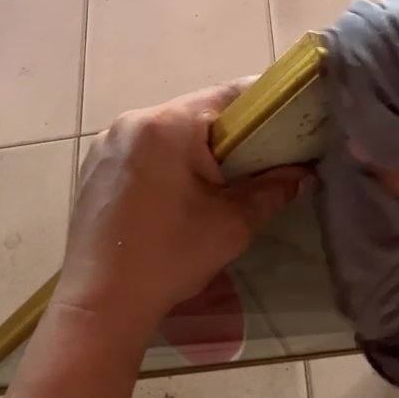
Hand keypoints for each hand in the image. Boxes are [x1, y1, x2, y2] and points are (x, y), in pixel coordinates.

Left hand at [56, 82, 311, 337]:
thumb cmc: (170, 257)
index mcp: (167, 124)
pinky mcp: (94, 166)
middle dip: (229, 135)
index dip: (264, 107)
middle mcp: (132, 121)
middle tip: (258, 162)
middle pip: (195, 113)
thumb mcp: (232, 224)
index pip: (228, 95)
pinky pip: (141, 150)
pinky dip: (164, 163)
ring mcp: (107, 142)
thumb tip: (304, 175)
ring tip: (217, 185)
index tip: (286, 126)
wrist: (100, 302)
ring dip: (194, 150)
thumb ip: (272, 190)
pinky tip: (174, 197)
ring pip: (167, 132)